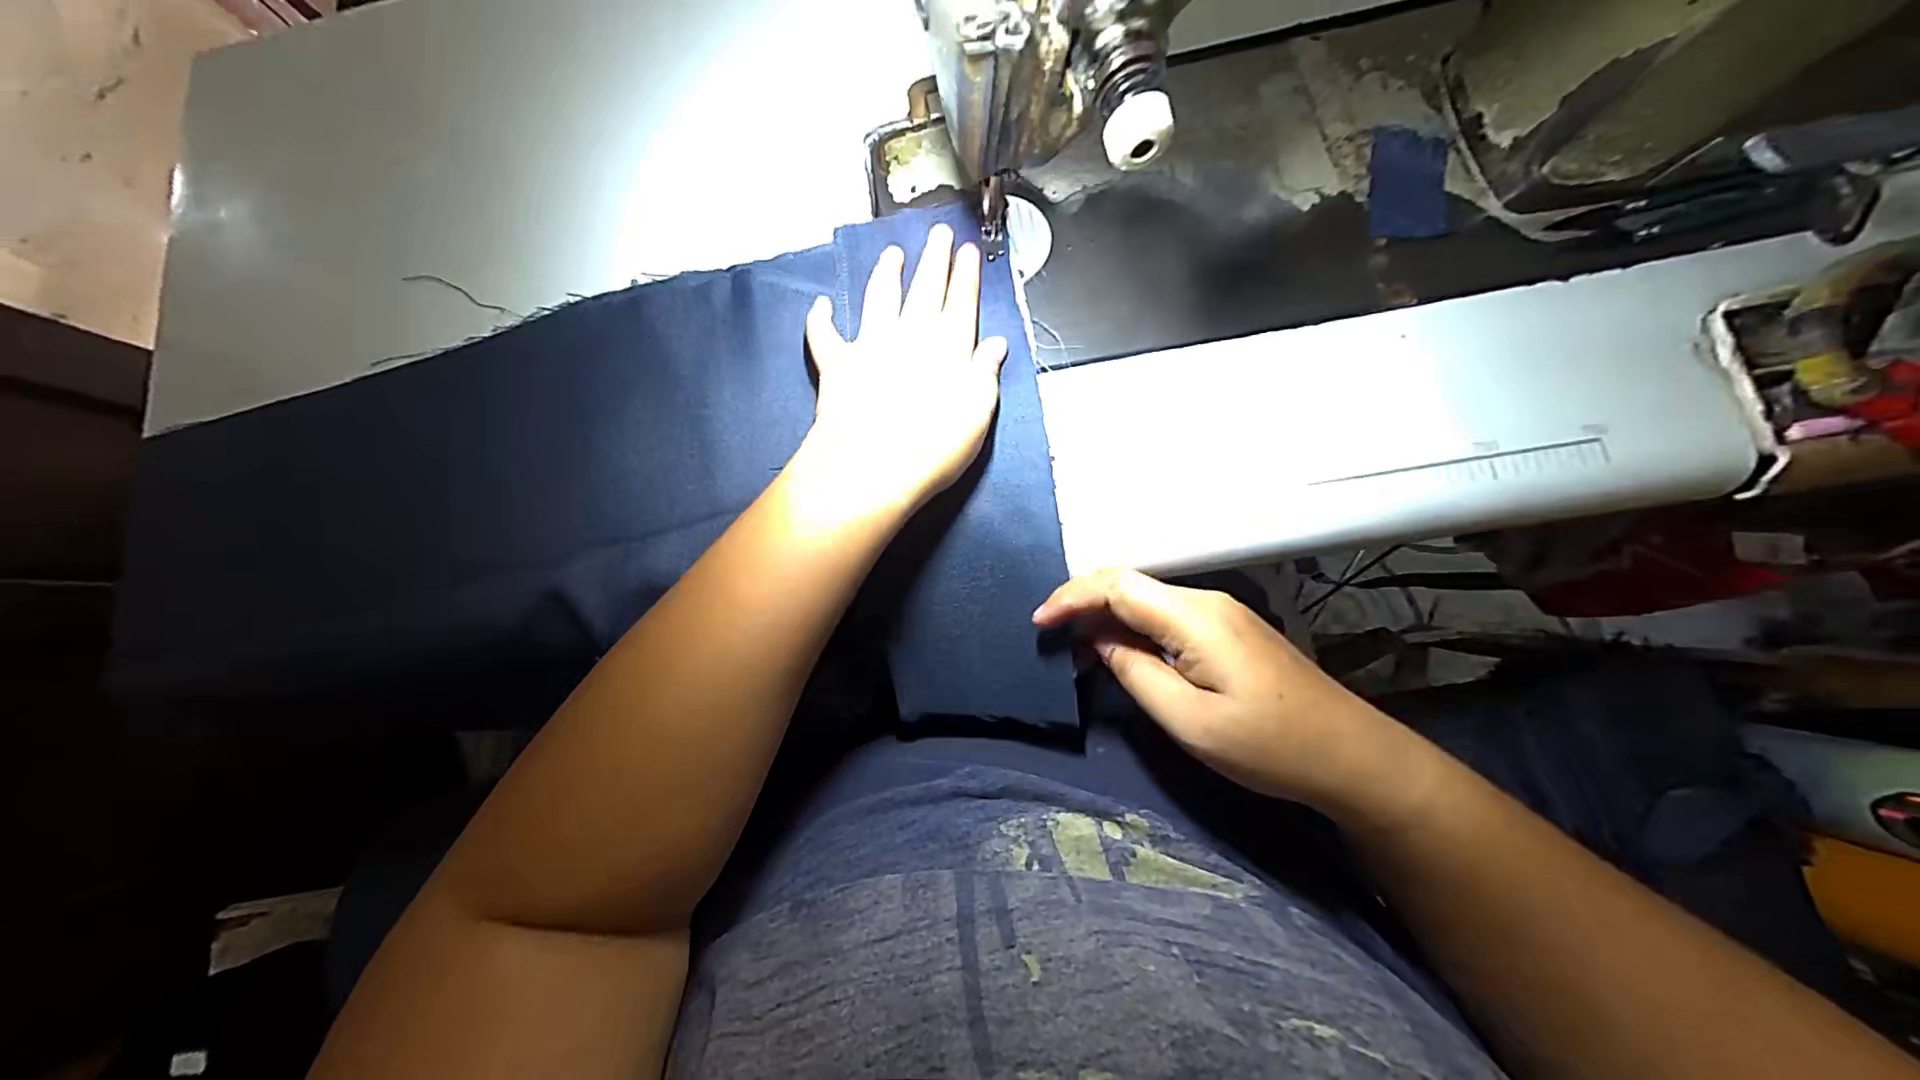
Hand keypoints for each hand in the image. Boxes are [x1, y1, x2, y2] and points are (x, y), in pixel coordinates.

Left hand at [799, 223, 1009, 514]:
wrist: (873, 465)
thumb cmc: (934, 446)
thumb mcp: (978, 412)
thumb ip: (986, 373)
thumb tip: (995, 346)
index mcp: (950, 346)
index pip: (961, 300)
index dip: (965, 274)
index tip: (966, 252)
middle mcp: (910, 335)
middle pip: (924, 287)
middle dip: (933, 258)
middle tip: (937, 233)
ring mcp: (871, 345)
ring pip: (879, 298)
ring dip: (886, 274)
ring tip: (891, 255)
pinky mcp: (837, 364)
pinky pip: (825, 335)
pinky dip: (820, 319)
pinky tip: (820, 305)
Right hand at [1032, 569, 1415, 812]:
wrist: (1351, 756)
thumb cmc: (1268, 745)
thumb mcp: (1188, 720)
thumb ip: (1134, 672)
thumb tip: (1099, 639)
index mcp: (1194, 616)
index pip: (1117, 586)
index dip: (1071, 598)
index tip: (1040, 624)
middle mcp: (1206, 601)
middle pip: (1129, 584)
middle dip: (1084, 604)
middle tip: (1054, 639)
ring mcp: (1221, 612)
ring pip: (1146, 599)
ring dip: (1107, 616)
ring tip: (1079, 650)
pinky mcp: (1229, 629)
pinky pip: (1166, 615)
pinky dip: (1133, 627)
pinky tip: (1121, 652)